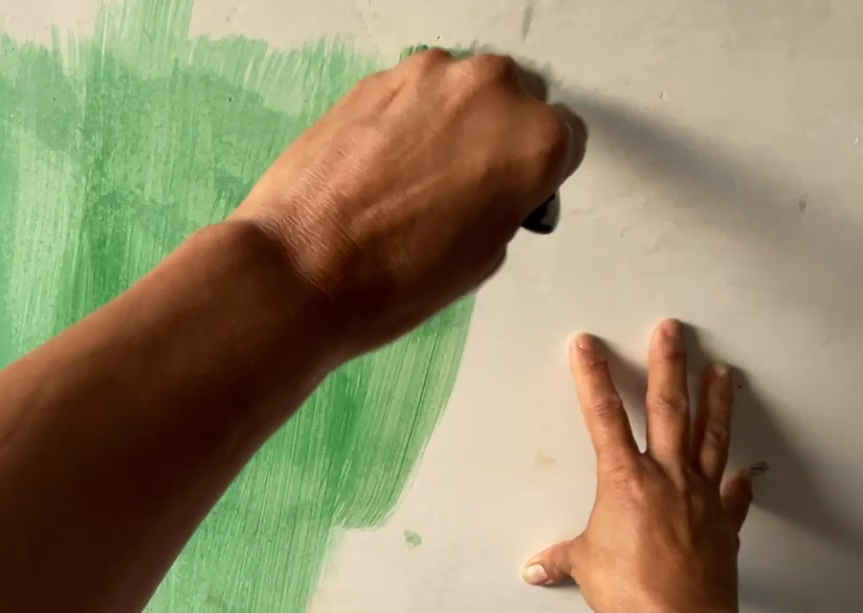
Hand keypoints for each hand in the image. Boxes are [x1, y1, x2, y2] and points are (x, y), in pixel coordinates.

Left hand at [231, 49, 584, 356]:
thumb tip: (493, 193)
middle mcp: (490, 90)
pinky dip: (401, 126)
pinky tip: (374, 174)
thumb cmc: (386, 285)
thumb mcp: (477, 264)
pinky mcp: (373, 80)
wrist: (299, 273)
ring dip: (445, 129)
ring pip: (457, 95)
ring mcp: (427, 76)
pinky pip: (408, 98)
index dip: (534, 177)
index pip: (563, 142)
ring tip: (405, 189)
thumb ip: (505, 209)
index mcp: (535, 142)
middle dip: (492, 144)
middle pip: (513, 105)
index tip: (510, 198)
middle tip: (454, 197)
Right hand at [522, 320, 754, 612]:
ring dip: (716, 401)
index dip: (592, 379)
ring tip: (722, 372)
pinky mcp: (724, 522)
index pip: (602, 418)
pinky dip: (737, 479)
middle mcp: (666, 477)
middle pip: (668, 408)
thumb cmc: (626, 588)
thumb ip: (562, 559)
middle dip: (668, 364)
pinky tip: (743, 469)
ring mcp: (701, 496)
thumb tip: (536, 569)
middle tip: (673, 330)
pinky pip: (733, 493)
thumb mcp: (584, 566)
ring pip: (710, 437)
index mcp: (624, 481)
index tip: (588, 346)